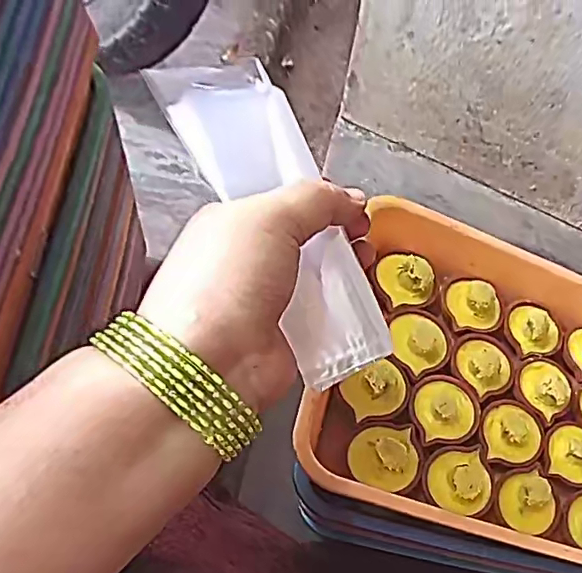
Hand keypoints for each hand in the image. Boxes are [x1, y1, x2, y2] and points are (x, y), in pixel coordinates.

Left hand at [136, 181, 373, 411]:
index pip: (283, 204)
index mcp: (233, 225)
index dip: (320, 202)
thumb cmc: (223, 286)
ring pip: (320, 283)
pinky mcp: (288, 340)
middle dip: (340, 240)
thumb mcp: (270, 217)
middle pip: (307, 244)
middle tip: (362, 240)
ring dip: (347, 277)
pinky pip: (325, 322)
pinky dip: (346, 316)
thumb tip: (351, 200)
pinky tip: (360, 308)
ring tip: (365, 272)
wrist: (215, 363)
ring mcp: (270, 305)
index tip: (350, 206)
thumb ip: (314, 200)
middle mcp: (250, 265)